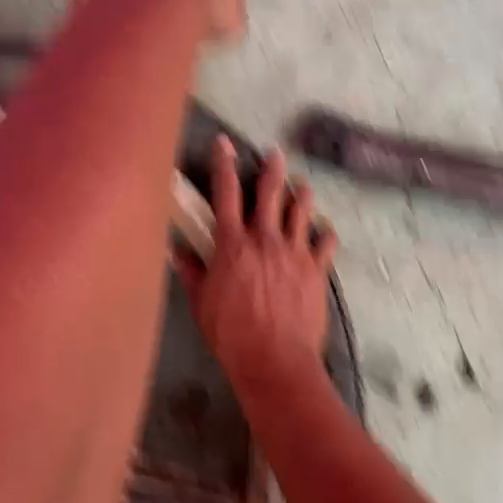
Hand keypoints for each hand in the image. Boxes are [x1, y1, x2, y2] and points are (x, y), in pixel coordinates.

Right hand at [178, 137, 339, 395]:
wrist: (274, 360)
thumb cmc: (231, 334)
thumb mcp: (202, 304)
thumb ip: (191, 272)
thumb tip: (176, 251)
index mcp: (232, 244)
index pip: (225, 192)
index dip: (224, 164)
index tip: (224, 143)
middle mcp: (264, 238)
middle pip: (270, 191)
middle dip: (271, 168)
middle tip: (274, 153)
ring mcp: (294, 251)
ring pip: (301, 210)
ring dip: (302, 194)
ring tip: (303, 186)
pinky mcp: (317, 269)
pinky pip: (326, 242)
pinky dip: (326, 234)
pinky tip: (325, 231)